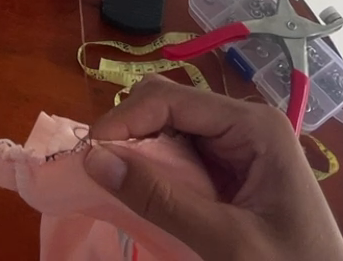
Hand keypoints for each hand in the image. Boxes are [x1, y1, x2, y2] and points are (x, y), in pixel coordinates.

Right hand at [84, 76, 342, 260]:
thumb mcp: (228, 243)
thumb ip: (162, 200)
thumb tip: (93, 159)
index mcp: (253, 124)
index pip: (171, 98)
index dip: (125, 119)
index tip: (89, 153)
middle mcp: (244, 122)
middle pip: (167, 105)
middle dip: (130, 131)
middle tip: (99, 168)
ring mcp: (238, 145)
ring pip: (169, 128)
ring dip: (140, 151)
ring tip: (114, 180)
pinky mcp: (232, 169)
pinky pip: (181, 154)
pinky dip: (155, 169)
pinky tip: (142, 190)